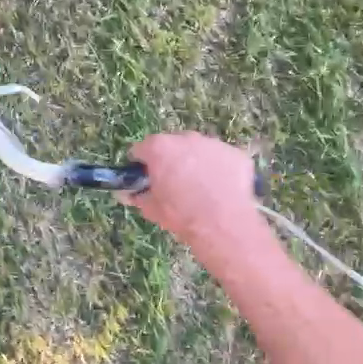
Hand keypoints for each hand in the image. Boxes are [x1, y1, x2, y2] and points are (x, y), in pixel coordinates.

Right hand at [117, 132, 265, 248]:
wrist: (223, 225)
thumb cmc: (181, 215)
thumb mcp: (151, 209)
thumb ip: (137, 196)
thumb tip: (127, 194)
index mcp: (158, 147)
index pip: (141, 149)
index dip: (141, 164)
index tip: (146, 178)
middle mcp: (185, 138)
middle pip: (172, 145)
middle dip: (171, 160)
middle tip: (175, 184)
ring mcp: (213, 144)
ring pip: (199, 150)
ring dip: (196, 162)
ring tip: (202, 188)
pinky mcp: (236, 154)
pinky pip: (223, 158)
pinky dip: (220, 169)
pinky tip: (222, 188)